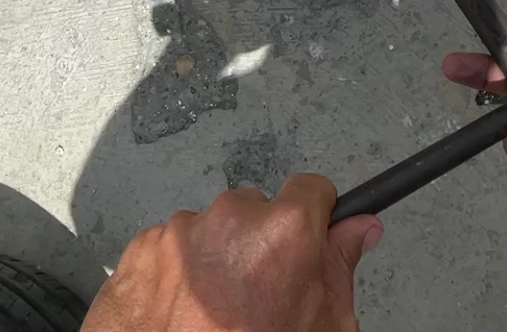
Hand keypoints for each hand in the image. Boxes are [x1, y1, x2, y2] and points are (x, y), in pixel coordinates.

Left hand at [80, 174, 382, 331]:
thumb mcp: (324, 329)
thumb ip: (341, 268)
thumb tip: (363, 227)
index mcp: (284, 230)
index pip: (312, 189)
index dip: (316, 216)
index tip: (310, 237)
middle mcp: (233, 215)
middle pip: (260, 209)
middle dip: (262, 242)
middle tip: (257, 296)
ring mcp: (183, 229)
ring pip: (214, 228)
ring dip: (218, 256)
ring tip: (214, 311)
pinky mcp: (143, 246)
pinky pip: (174, 246)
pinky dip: (180, 272)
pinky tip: (182, 312)